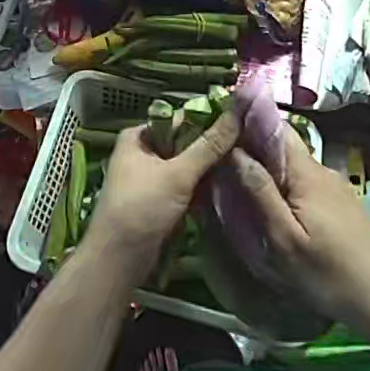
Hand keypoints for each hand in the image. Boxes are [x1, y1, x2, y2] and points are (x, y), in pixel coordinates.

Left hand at [88, 110, 239, 257]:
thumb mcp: (177, 173)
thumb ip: (209, 145)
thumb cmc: (141, 207)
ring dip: (210, 169)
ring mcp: (152, 177)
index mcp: (138, 136)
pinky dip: (203, 187)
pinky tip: (229, 185)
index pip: (179, 119)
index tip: (243, 123)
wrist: (119, 257)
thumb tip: (237, 113)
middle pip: (185, 143)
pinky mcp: (160, 199)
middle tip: (250, 146)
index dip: (209, 121)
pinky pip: (187, 185)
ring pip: (188, 166)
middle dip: (213, 147)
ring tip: (246, 164)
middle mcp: (143, 152)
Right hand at [228, 133, 369, 325]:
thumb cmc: (327, 273)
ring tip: (237, 183)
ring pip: (292, 167)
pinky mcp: (341, 205)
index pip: (276, 130)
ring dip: (267, 170)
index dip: (248, 123)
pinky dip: (283, 186)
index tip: (220, 128)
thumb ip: (259, 192)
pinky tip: (270, 205)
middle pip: (283, 148)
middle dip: (252, 149)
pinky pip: (304, 184)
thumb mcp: (283, 237)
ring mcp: (336, 188)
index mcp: (307, 175)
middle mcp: (324, 172)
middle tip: (219, 162)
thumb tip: (236, 152)